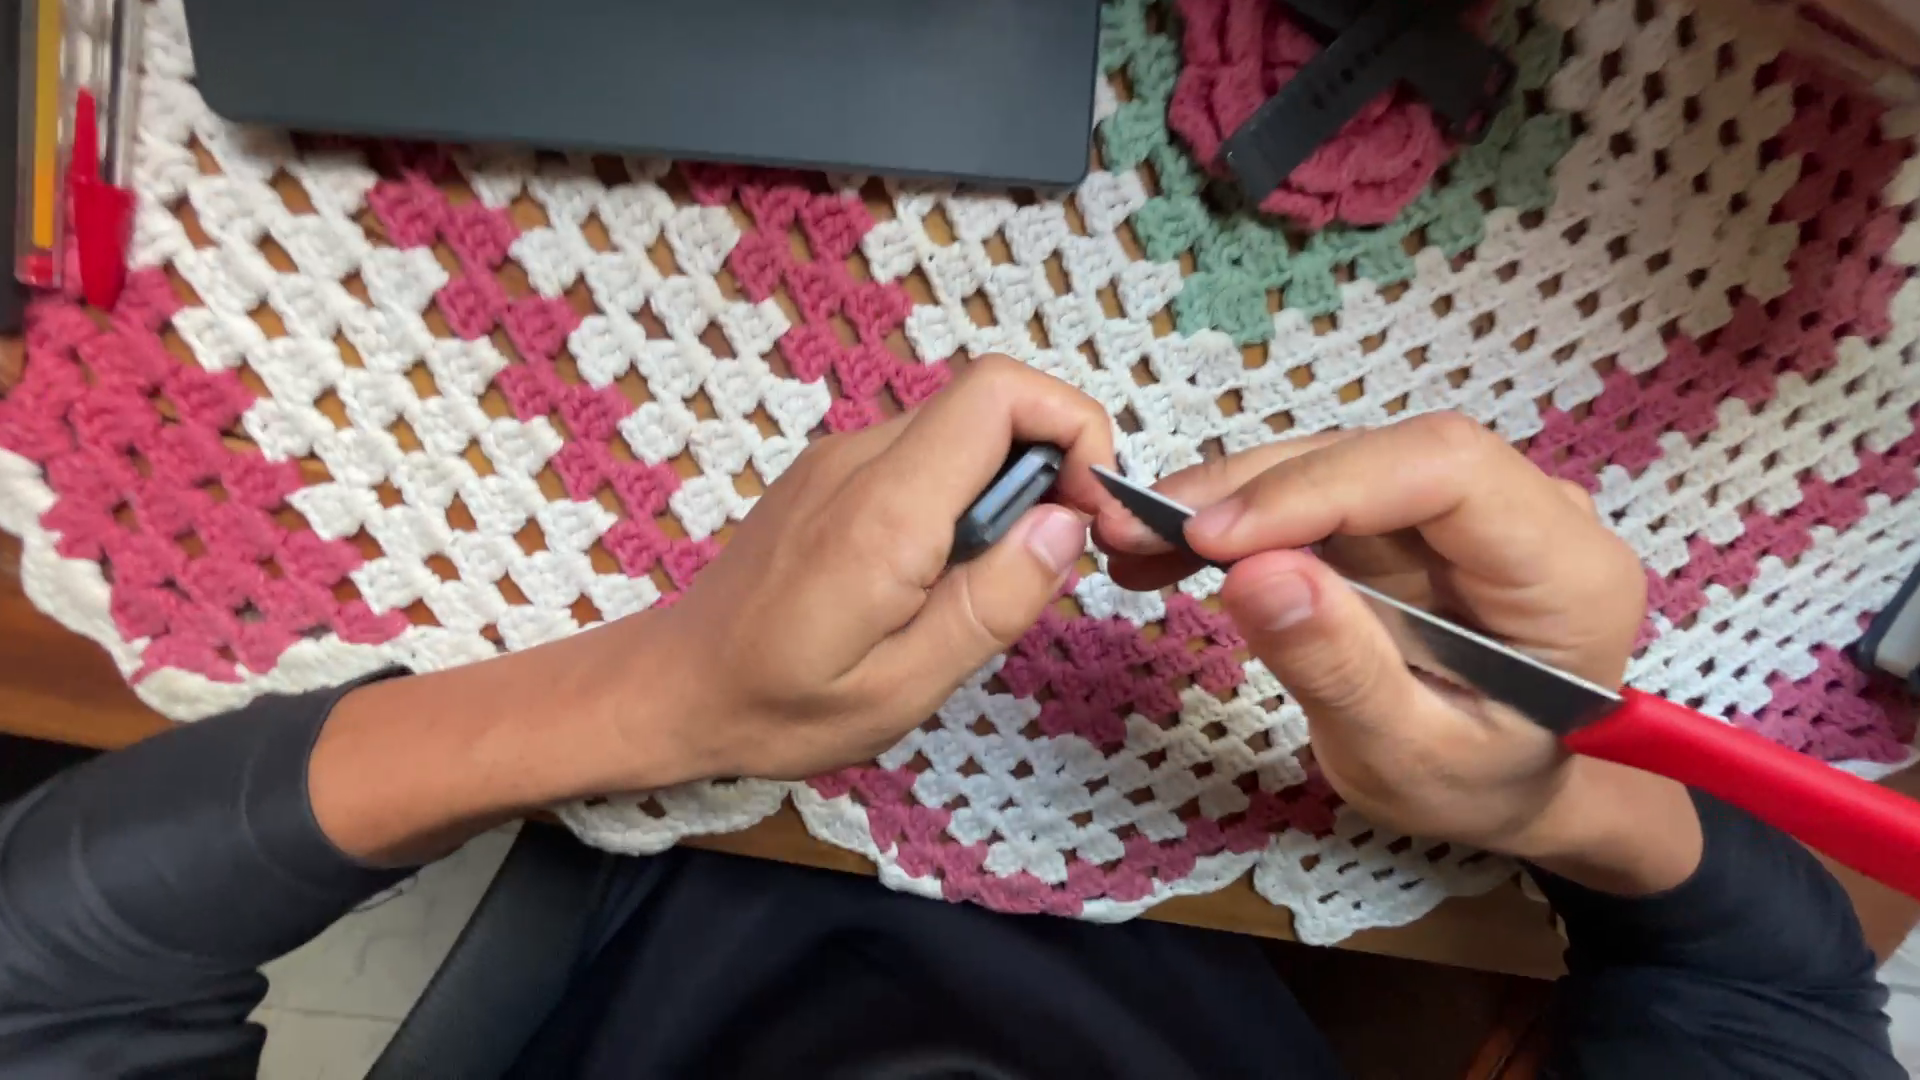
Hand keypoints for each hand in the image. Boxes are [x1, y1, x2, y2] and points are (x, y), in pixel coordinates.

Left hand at [314, 356, 1116, 862]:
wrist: (671, 687)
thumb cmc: (781, 706)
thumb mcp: (905, 686)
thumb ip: (994, 600)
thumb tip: (1067, 521)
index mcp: (885, 509)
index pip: (999, 393)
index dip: (1072, 426)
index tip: (1089, 512)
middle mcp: (860, 458)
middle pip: (988, 403)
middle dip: (1050, 463)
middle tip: (1049, 557)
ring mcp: (838, 458)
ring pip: (960, 432)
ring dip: (1006, 486)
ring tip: (987, 577)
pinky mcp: (829, 473)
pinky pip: (923, 458)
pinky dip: (963, 495)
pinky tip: (939, 569)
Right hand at [1096, 413, 1700, 890]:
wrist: (1505, 785)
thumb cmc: (1479, 785)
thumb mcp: (1408, 758)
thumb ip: (1341, 669)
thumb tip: (1250, 573)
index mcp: (1558, 568)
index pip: (1441, 470)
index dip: (1316, 488)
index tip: (1210, 539)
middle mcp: (1507, 511)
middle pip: (1361, 458)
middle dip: (1236, 490)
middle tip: (1130, 529)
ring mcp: (1439, 512)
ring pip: (1315, 468)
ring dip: (1212, 501)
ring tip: (1127, 539)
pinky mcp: (1384, 522)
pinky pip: (1296, 499)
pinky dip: (1221, 523)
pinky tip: (1161, 548)